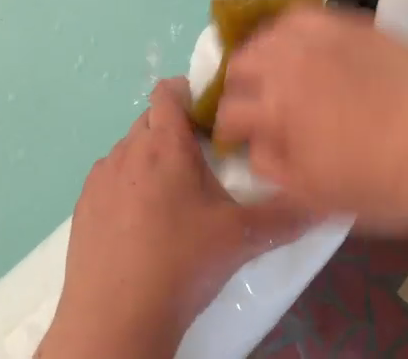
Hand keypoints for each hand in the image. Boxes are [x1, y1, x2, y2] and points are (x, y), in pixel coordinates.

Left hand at [42, 79, 310, 358]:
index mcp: (165, 144)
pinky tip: (142, 224)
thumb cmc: (182, 263)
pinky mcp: (83, 206)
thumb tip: (323, 203)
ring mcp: (101, 177)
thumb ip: (284, 216)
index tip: (210, 116)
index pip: (168, 89)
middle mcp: (128, 149)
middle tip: (202, 162)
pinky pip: (109, 179)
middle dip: (175, 130)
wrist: (116, 319)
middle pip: (151, 119)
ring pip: (129, 149)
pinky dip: (126, 187)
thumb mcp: (241, 239)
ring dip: (150, 159)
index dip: (188, 92)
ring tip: (173, 198)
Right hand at [212, 6, 407, 229]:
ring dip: (261, 55)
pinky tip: (301, 46)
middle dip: (239, 88)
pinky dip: (291, 30)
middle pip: (240, 63)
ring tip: (274, 74)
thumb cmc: (384, 180)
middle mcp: (287, 60)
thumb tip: (253, 147)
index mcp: (274, 106)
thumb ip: (273, 168)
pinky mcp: (349, 22)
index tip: (234, 142)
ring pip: (267, 33)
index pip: (229, 112)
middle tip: (255, 109)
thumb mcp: (318, 194)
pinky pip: (303, 16)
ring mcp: (319, 34)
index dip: (226, 130)